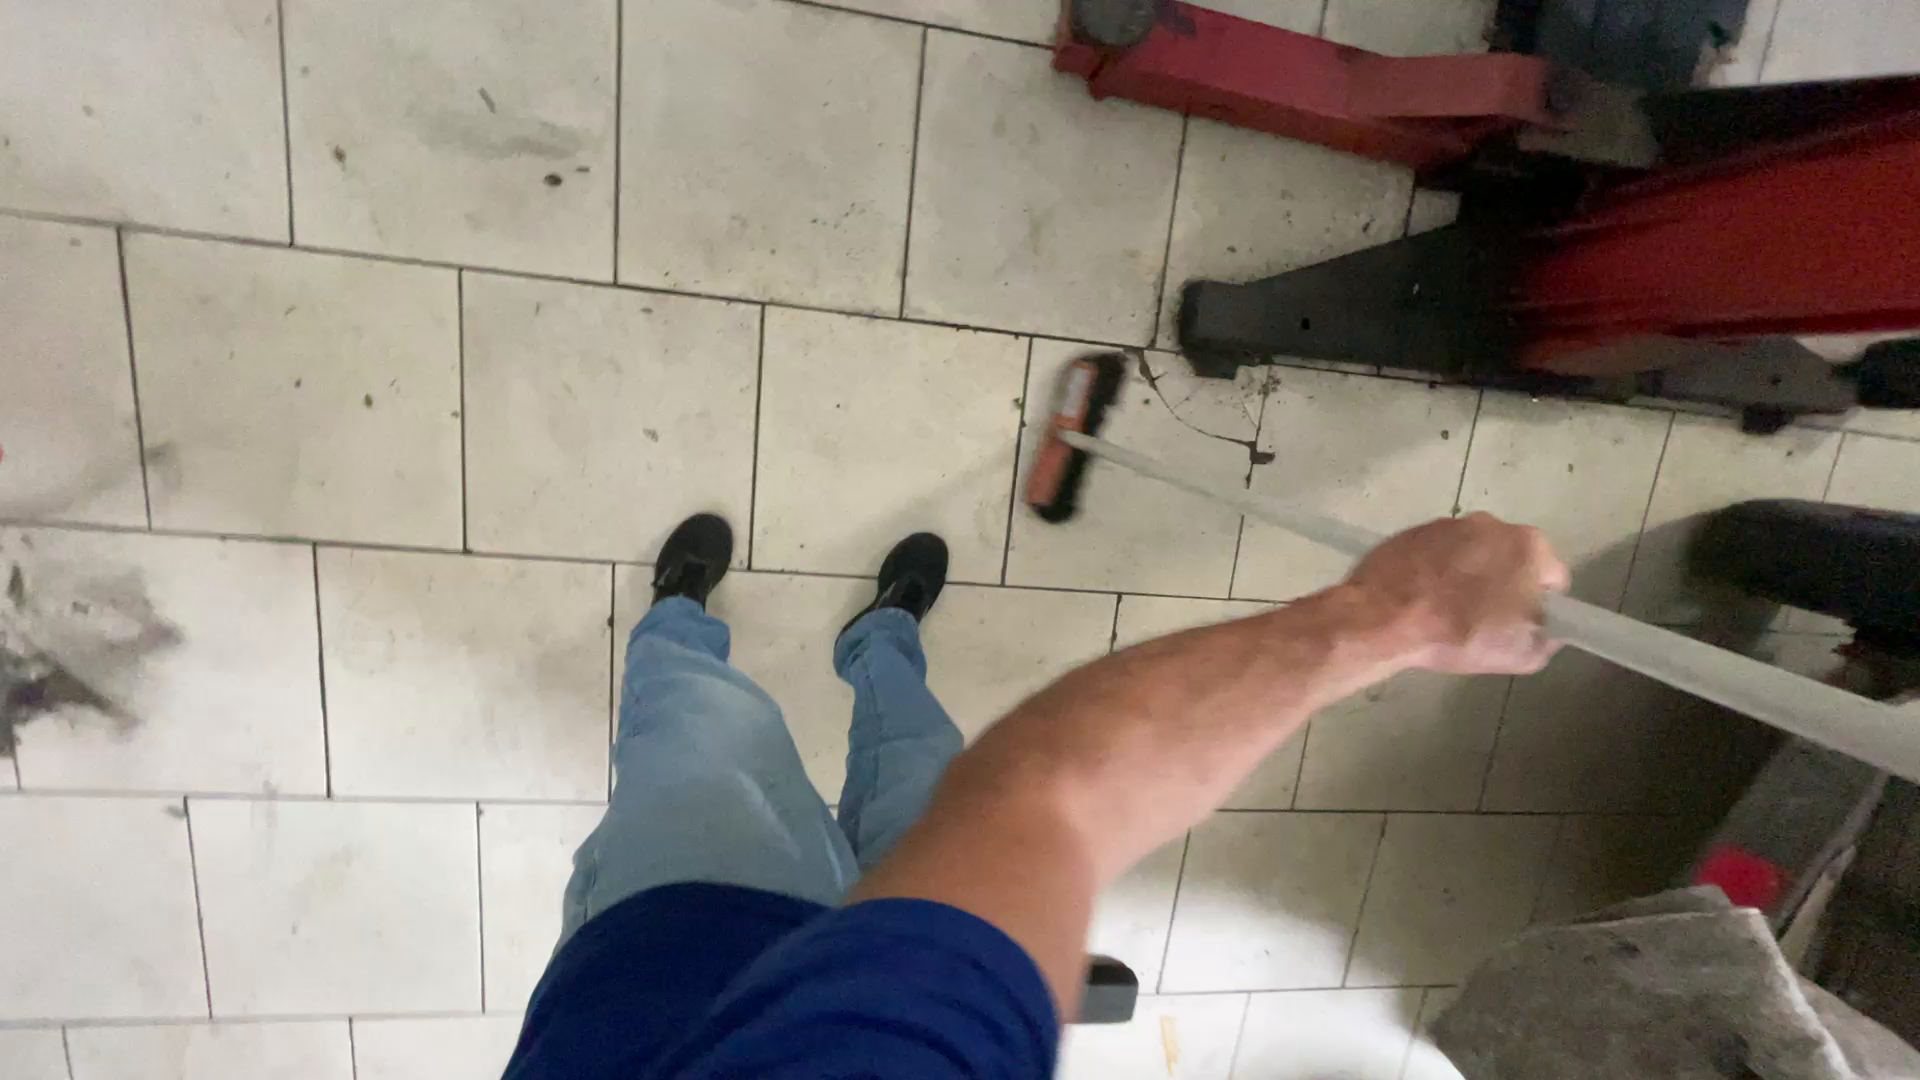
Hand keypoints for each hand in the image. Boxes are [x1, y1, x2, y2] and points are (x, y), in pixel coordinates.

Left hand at [1344, 512, 1569, 675]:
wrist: (1380, 620)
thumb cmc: (1458, 634)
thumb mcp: (1524, 653)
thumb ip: (1548, 634)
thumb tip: (1543, 626)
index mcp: (1528, 545)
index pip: (1549, 577)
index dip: (1539, 605)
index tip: (1518, 622)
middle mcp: (1488, 524)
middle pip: (1507, 559)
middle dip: (1501, 583)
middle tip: (1480, 616)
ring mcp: (1443, 525)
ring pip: (1468, 553)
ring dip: (1464, 574)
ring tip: (1444, 607)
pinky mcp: (1407, 533)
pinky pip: (1432, 553)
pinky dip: (1431, 569)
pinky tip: (1419, 595)